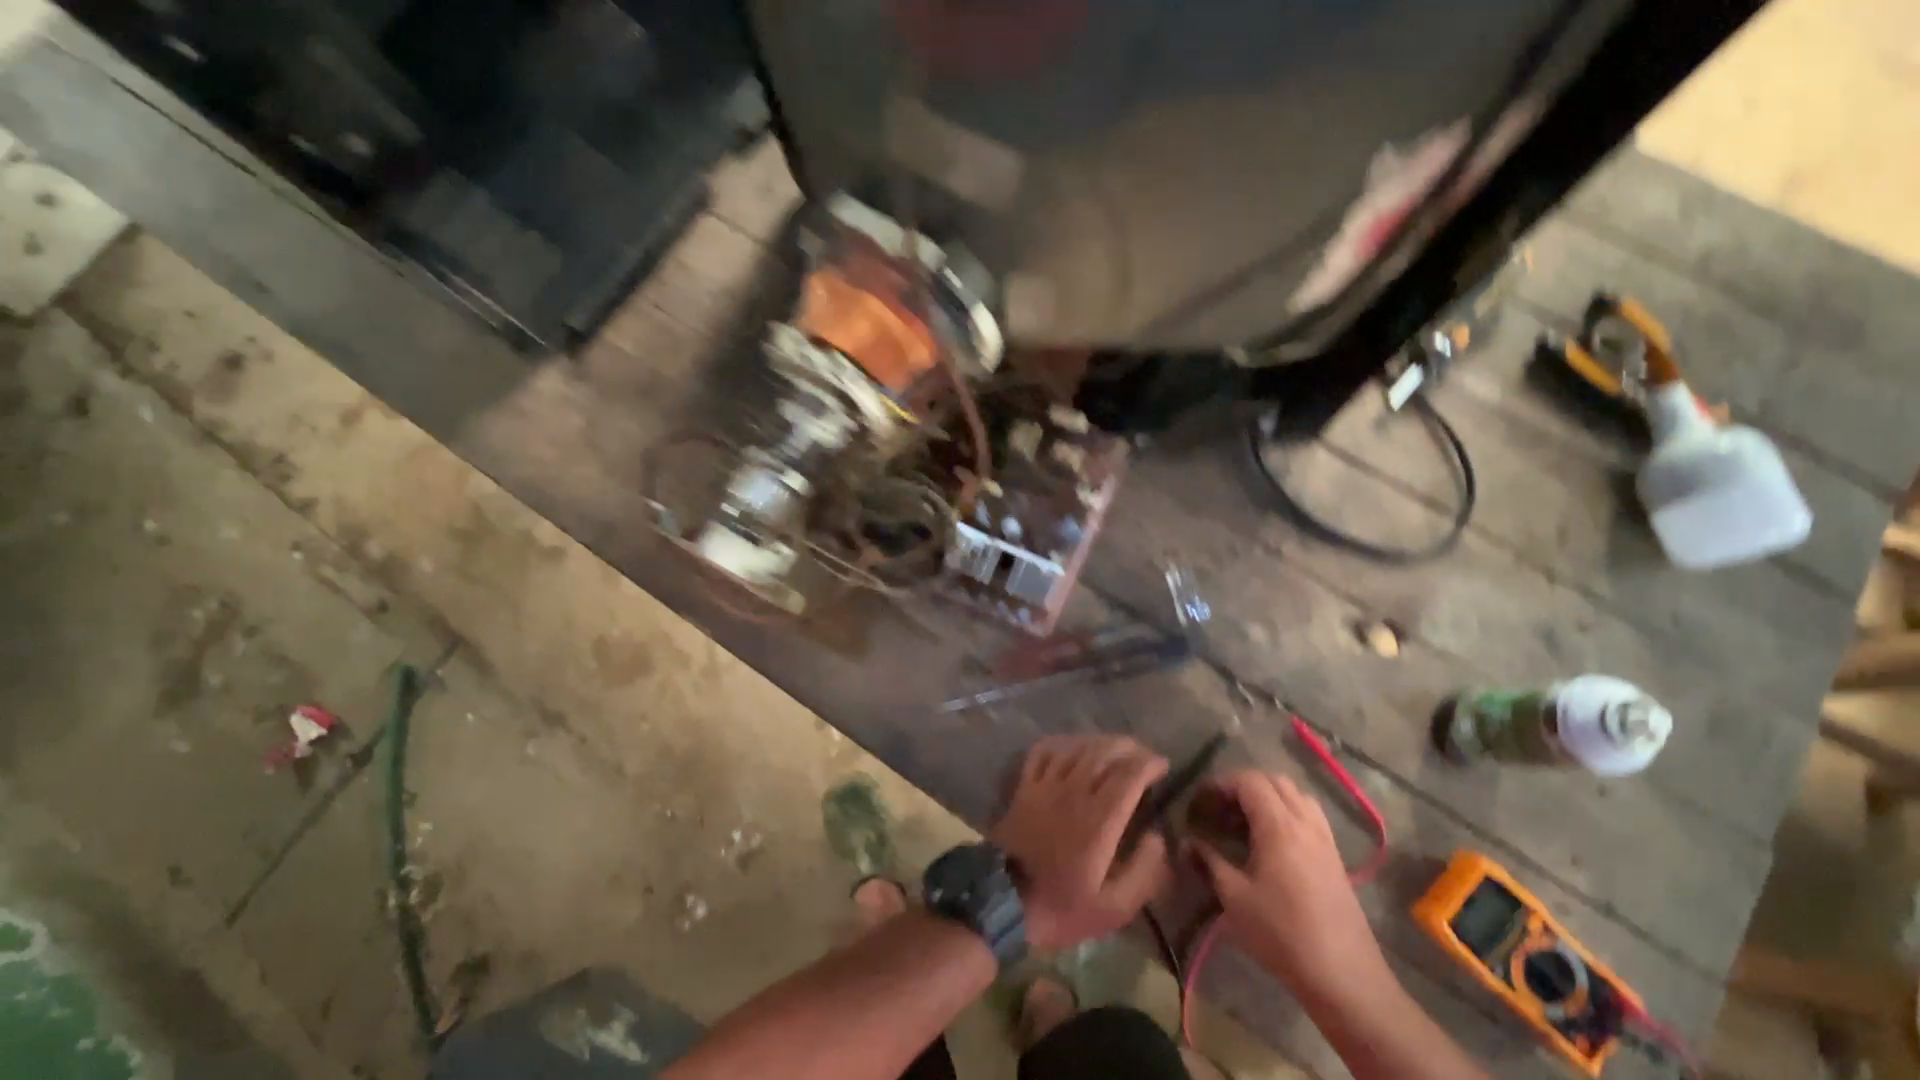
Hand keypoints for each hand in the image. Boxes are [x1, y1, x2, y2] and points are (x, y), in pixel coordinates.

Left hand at [990, 736, 1173, 948]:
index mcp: (1100, 819)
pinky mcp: (1024, 789)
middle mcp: (1073, 792)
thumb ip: (1145, 872)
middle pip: (1105, 752)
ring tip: (1114, 750)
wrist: (1001, 903)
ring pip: (1076, 747)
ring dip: (1100, 742)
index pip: (1130, 774)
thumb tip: (1158, 837)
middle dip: (1130, 748)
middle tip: (1143, 756)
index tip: (1163, 767)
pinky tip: (1072, 748)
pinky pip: (1043, 752)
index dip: (1150, 764)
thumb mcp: (1114, 907)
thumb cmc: (1061, 907)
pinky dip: (1062, 743)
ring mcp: (1045, 786)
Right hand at [1190, 771, 1391, 1003]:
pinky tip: (1272, 842)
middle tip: (1220, 808)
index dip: (1222, 783)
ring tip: (1245, 821)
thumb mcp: (1234, 898)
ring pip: (1296, 796)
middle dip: (1244, 786)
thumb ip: (1209, 861)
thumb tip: (1188, 842)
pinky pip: (1310, 816)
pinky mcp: (1334, 857)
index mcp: (1280, 826)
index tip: (1201, 800)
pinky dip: (1287, 813)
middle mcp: (1306, 823)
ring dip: (1269, 797)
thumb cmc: (1281, 933)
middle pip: (1275, 781)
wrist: (1342, 972)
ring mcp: (1325, 838)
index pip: (1250, 781)